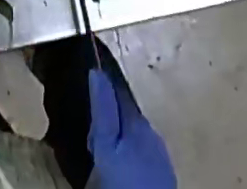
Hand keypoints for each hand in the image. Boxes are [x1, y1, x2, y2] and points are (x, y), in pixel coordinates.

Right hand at [88, 66, 175, 188]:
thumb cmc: (120, 183)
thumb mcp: (104, 146)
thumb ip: (102, 110)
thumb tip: (96, 71)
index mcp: (138, 122)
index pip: (118, 88)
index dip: (102, 78)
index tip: (84, 68)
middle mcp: (153, 133)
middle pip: (126, 110)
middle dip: (108, 107)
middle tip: (84, 111)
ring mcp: (160, 157)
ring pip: (133, 132)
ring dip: (118, 130)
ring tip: (96, 136)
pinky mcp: (162, 177)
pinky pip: (140, 152)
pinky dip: (127, 148)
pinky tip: (117, 160)